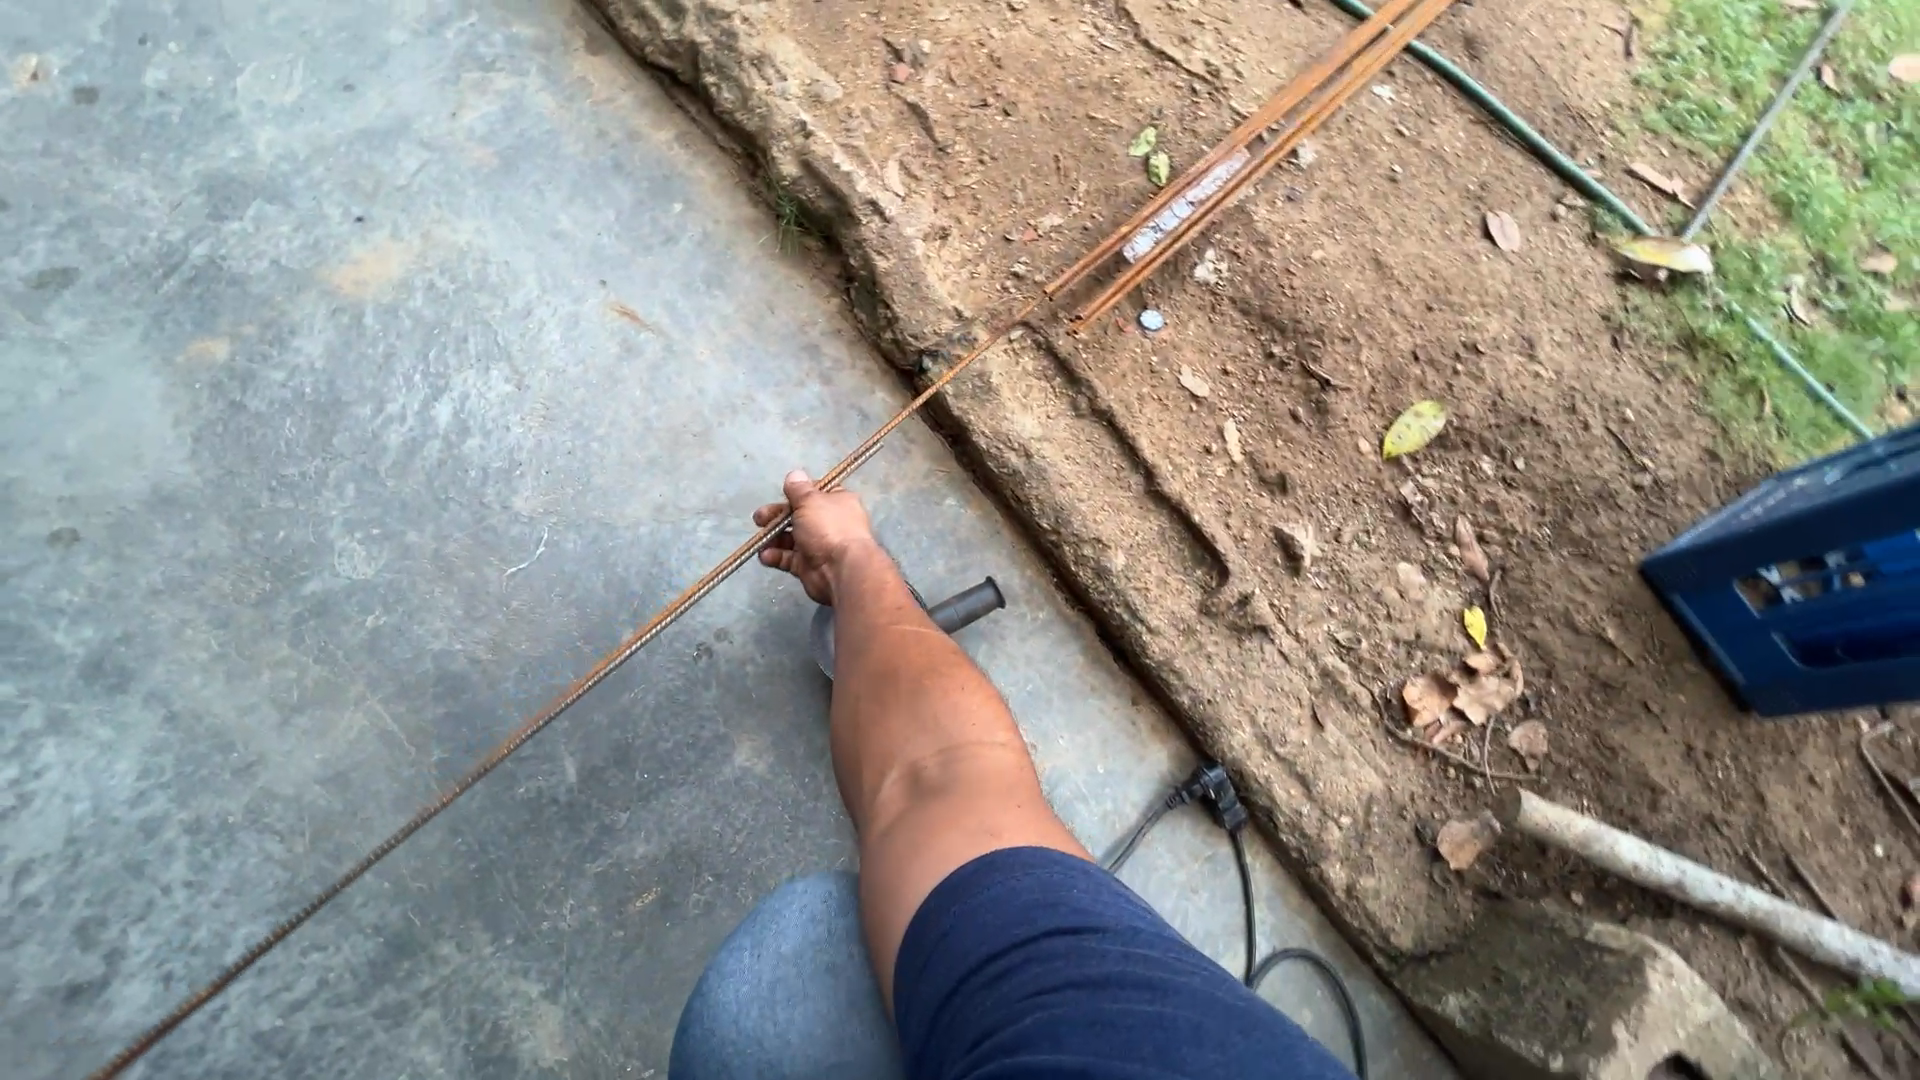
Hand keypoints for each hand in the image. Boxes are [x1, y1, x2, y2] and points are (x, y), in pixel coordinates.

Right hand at [753, 470, 878, 605]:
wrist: (841, 569)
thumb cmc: (828, 527)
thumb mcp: (810, 500)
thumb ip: (799, 489)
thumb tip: (794, 474)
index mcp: (837, 502)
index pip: (816, 493)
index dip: (798, 493)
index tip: (782, 494)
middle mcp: (830, 523)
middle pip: (799, 516)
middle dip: (777, 516)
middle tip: (759, 518)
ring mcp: (820, 546)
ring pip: (791, 538)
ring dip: (773, 538)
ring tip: (761, 540)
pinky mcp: (809, 566)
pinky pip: (789, 559)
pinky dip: (776, 557)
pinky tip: (765, 556)